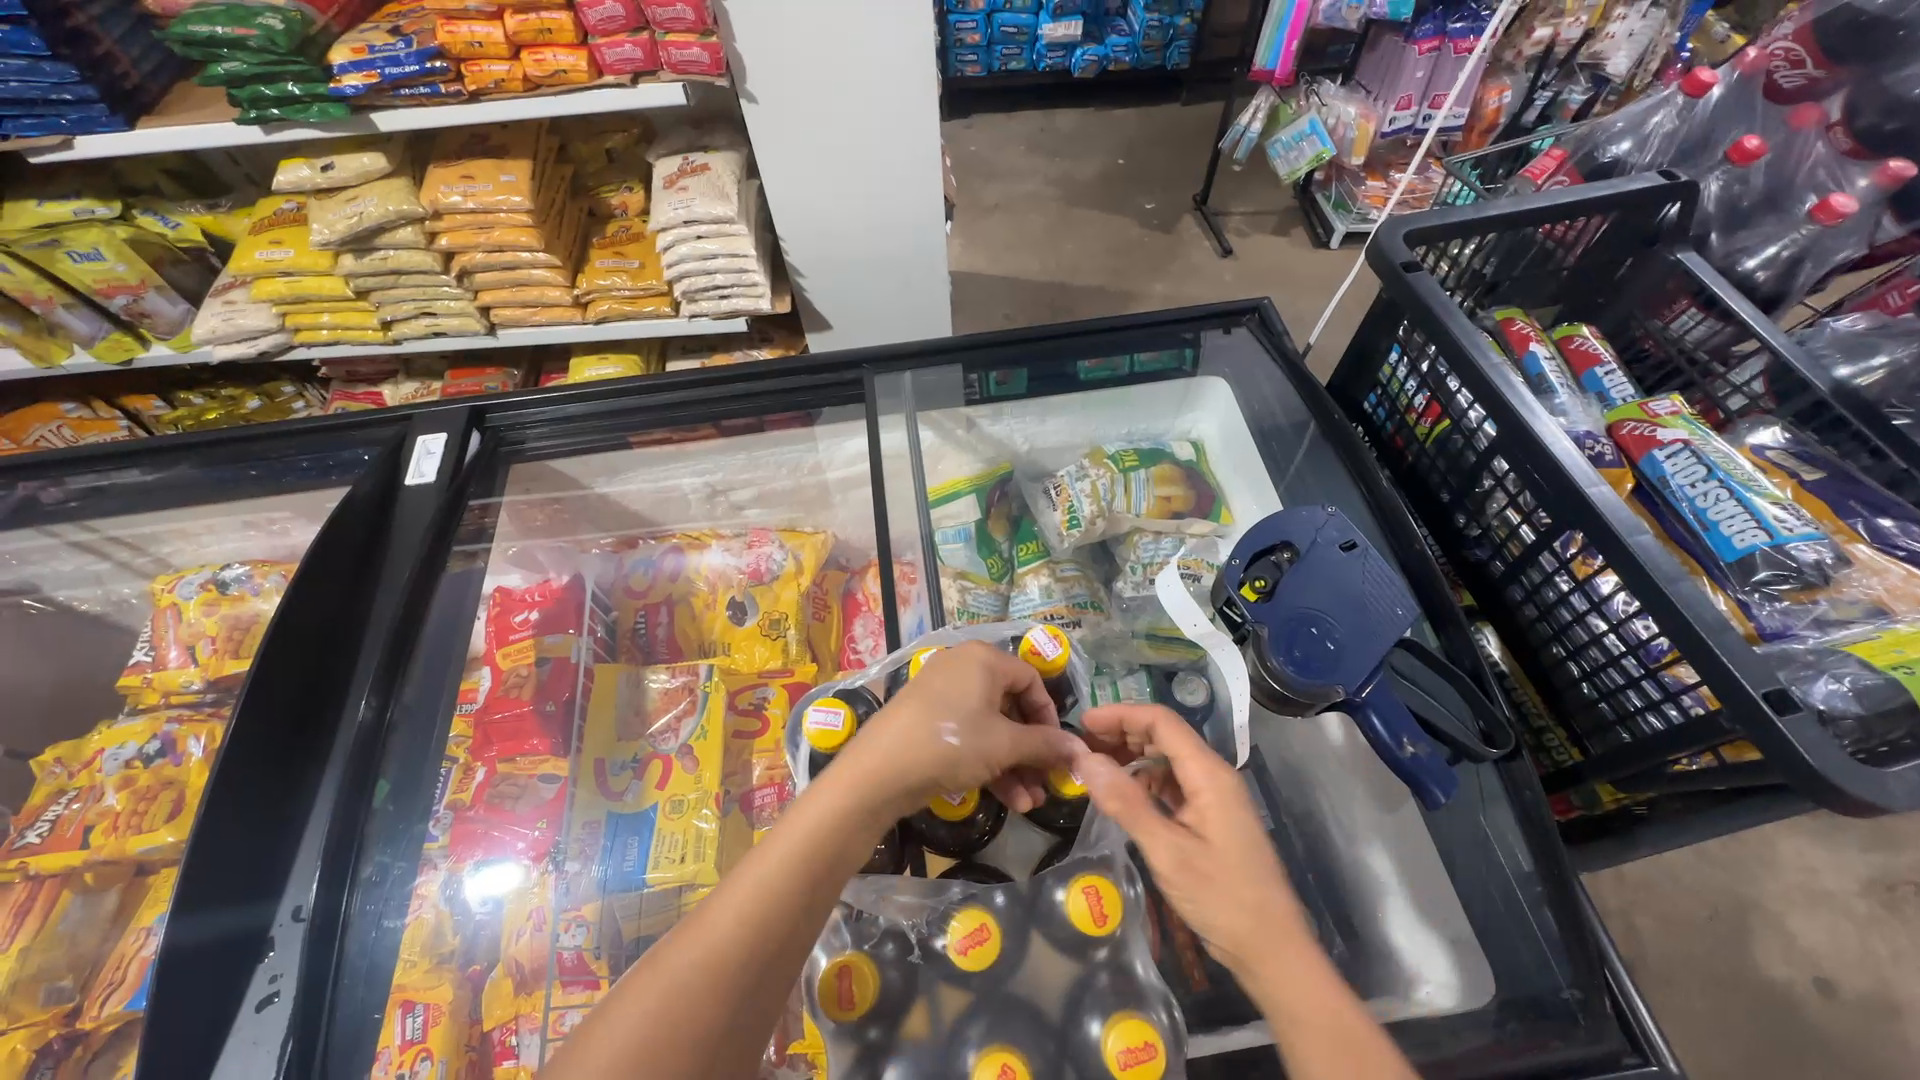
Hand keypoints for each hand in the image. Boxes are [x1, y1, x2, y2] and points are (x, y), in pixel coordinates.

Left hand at [831, 641, 1084, 819]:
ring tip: (1030, 803)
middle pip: (1011, 707)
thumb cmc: (952, 742)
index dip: (1049, 716)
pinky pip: (969, 738)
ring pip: (991, 729)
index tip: (1059, 749)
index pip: (1031, 679)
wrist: (880, 770)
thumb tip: (1080, 750)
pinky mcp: (928, 723)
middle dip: (1032, 751)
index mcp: (983, 659)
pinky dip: (989, 764)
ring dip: (1015, 765)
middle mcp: (964, 668)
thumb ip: (1046, 745)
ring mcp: (943, 696)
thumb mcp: (1005, 745)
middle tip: (1048, 782)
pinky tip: (1010, 802)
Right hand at [1076, 704, 1310, 977]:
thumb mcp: (1167, 851)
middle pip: (1164, 736)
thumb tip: (1085, 760)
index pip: (1162, 722)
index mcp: (1209, 774)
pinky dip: (1145, 782)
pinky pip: (1174, 785)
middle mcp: (1214, 776)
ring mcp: (1214, 798)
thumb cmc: (1221, 897)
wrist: (1270, 947)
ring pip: (1168, 760)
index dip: (1121, 714)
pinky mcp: (1211, 818)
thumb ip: (1126, 802)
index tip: (1082, 722)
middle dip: (1122, 734)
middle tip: (1081, 747)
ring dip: (1132, 758)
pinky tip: (1123, 797)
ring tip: (1095, 769)